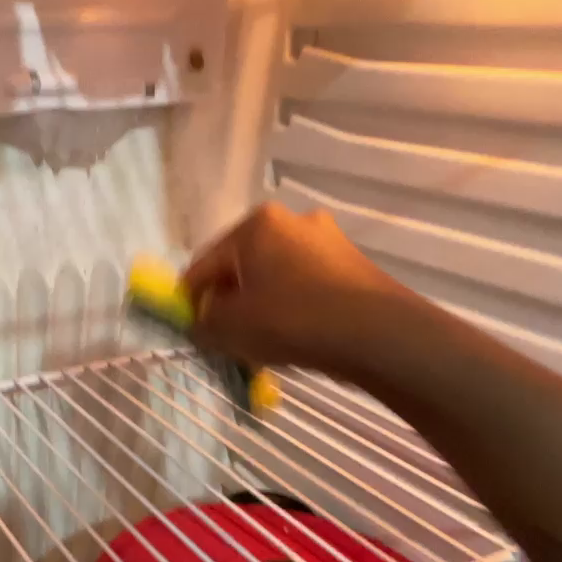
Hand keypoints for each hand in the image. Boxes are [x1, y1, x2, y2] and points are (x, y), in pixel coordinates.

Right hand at [183, 202, 419, 371]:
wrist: (374, 333)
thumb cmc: (290, 321)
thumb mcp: (228, 327)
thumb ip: (202, 321)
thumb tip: (203, 319)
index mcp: (255, 224)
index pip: (204, 264)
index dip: (189, 299)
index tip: (187, 328)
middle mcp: (291, 220)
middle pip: (241, 266)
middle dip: (228, 300)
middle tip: (224, 336)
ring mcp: (325, 239)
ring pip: (273, 276)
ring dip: (259, 304)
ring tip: (259, 341)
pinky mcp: (349, 263)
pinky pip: (302, 286)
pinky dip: (289, 307)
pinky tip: (291, 335)